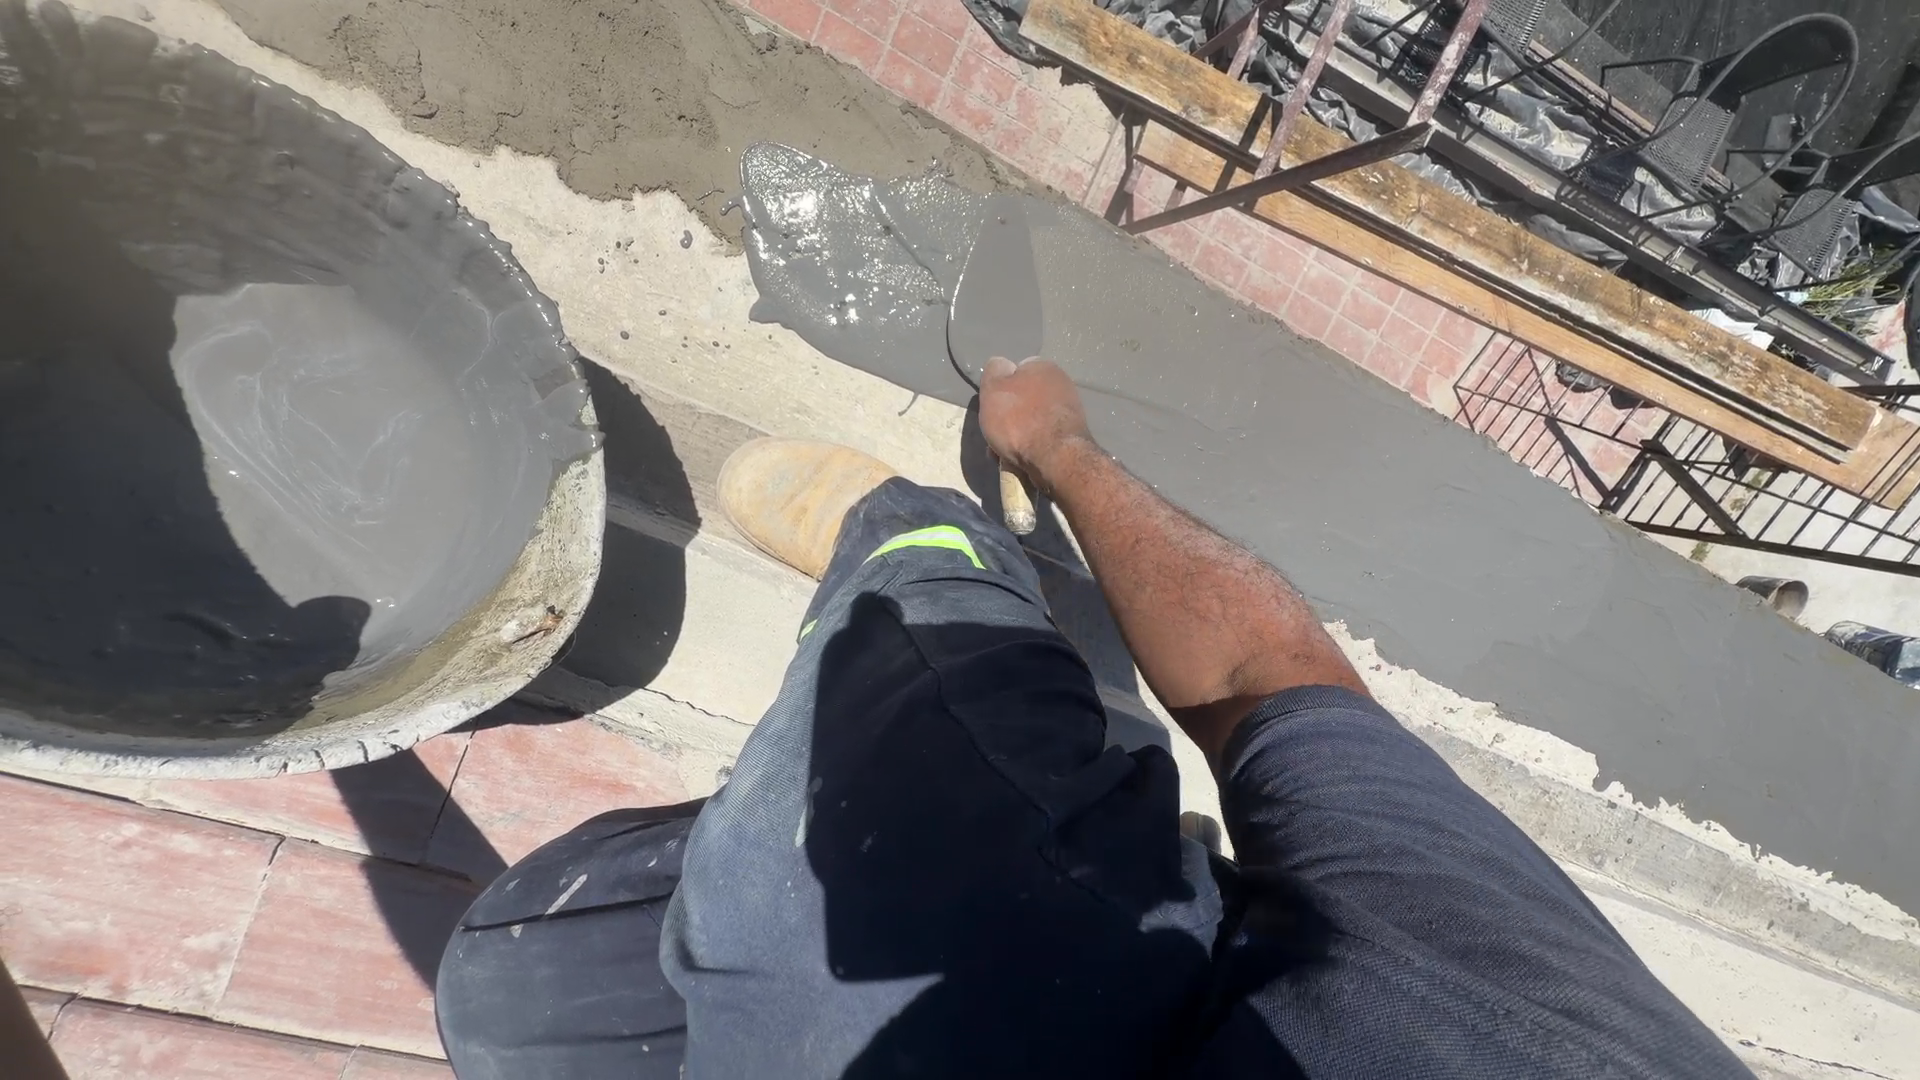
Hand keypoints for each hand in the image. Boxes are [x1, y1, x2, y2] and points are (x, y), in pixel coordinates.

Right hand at [978, 356, 1093, 484]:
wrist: (1054, 458)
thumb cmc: (1019, 420)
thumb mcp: (993, 388)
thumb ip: (993, 371)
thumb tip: (1001, 365)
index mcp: (1043, 367)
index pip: (1015, 371)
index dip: (999, 390)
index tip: (991, 407)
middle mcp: (1061, 384)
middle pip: (1022, 400)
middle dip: (1006, 418)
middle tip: (994, 435)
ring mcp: (1068, 412)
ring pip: (1029, 422)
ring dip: (1015, 436)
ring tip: (1003, 453)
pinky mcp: (1070, 436)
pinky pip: (1041, 439)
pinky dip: (1029, 447)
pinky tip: (1020, 460)